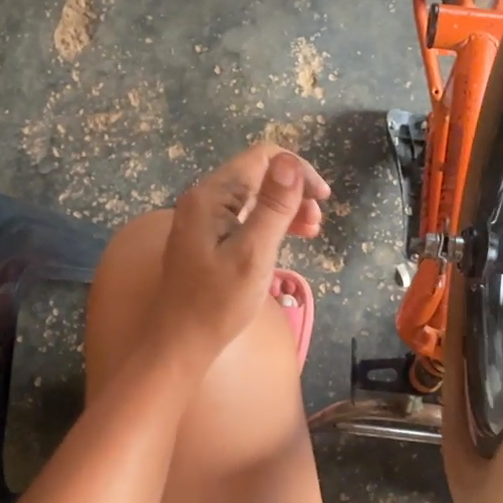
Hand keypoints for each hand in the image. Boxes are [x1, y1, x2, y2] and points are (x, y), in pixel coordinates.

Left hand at [153, 144, 329, 362]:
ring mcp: (203, 219)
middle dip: (293, 191)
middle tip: (317, 222)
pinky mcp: (206, 238)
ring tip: (310, 231)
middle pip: (258, 174)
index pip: (263, 158)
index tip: (322, 199)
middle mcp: (203, 199)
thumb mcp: (254, 254)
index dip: (297, 171)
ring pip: (254, 196)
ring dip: (285, 207)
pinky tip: (287, 238)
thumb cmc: (218, 303)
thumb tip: (291, 161)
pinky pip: (244, 216)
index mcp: (211, 196)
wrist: (179, 345)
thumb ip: (274, 206)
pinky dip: (270, 222)